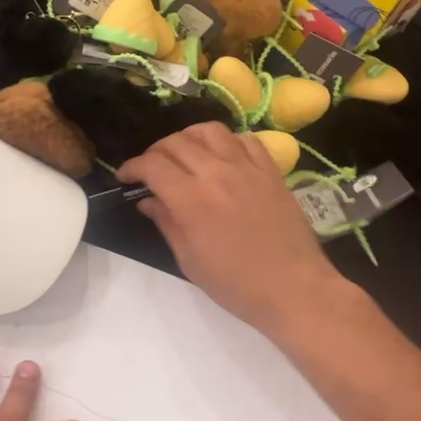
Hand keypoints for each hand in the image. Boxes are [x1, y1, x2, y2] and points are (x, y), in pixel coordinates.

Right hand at [116, 122, 345, 331]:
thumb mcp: (189, 259)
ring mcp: (246, 168)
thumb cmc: (236, 284)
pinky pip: (245, 139)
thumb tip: (148, 201)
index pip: (151, 165)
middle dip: (155, 152)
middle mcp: (216, 173)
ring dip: (189, 138)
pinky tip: (223, 157)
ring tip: (185, 155)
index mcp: (191, 199)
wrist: (294, 289)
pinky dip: (227, 142)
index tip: (126, 178)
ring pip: (209, 131)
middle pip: (176, 142)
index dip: (132, 167)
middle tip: (152, 170)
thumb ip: (166, 222)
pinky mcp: (270, 170)